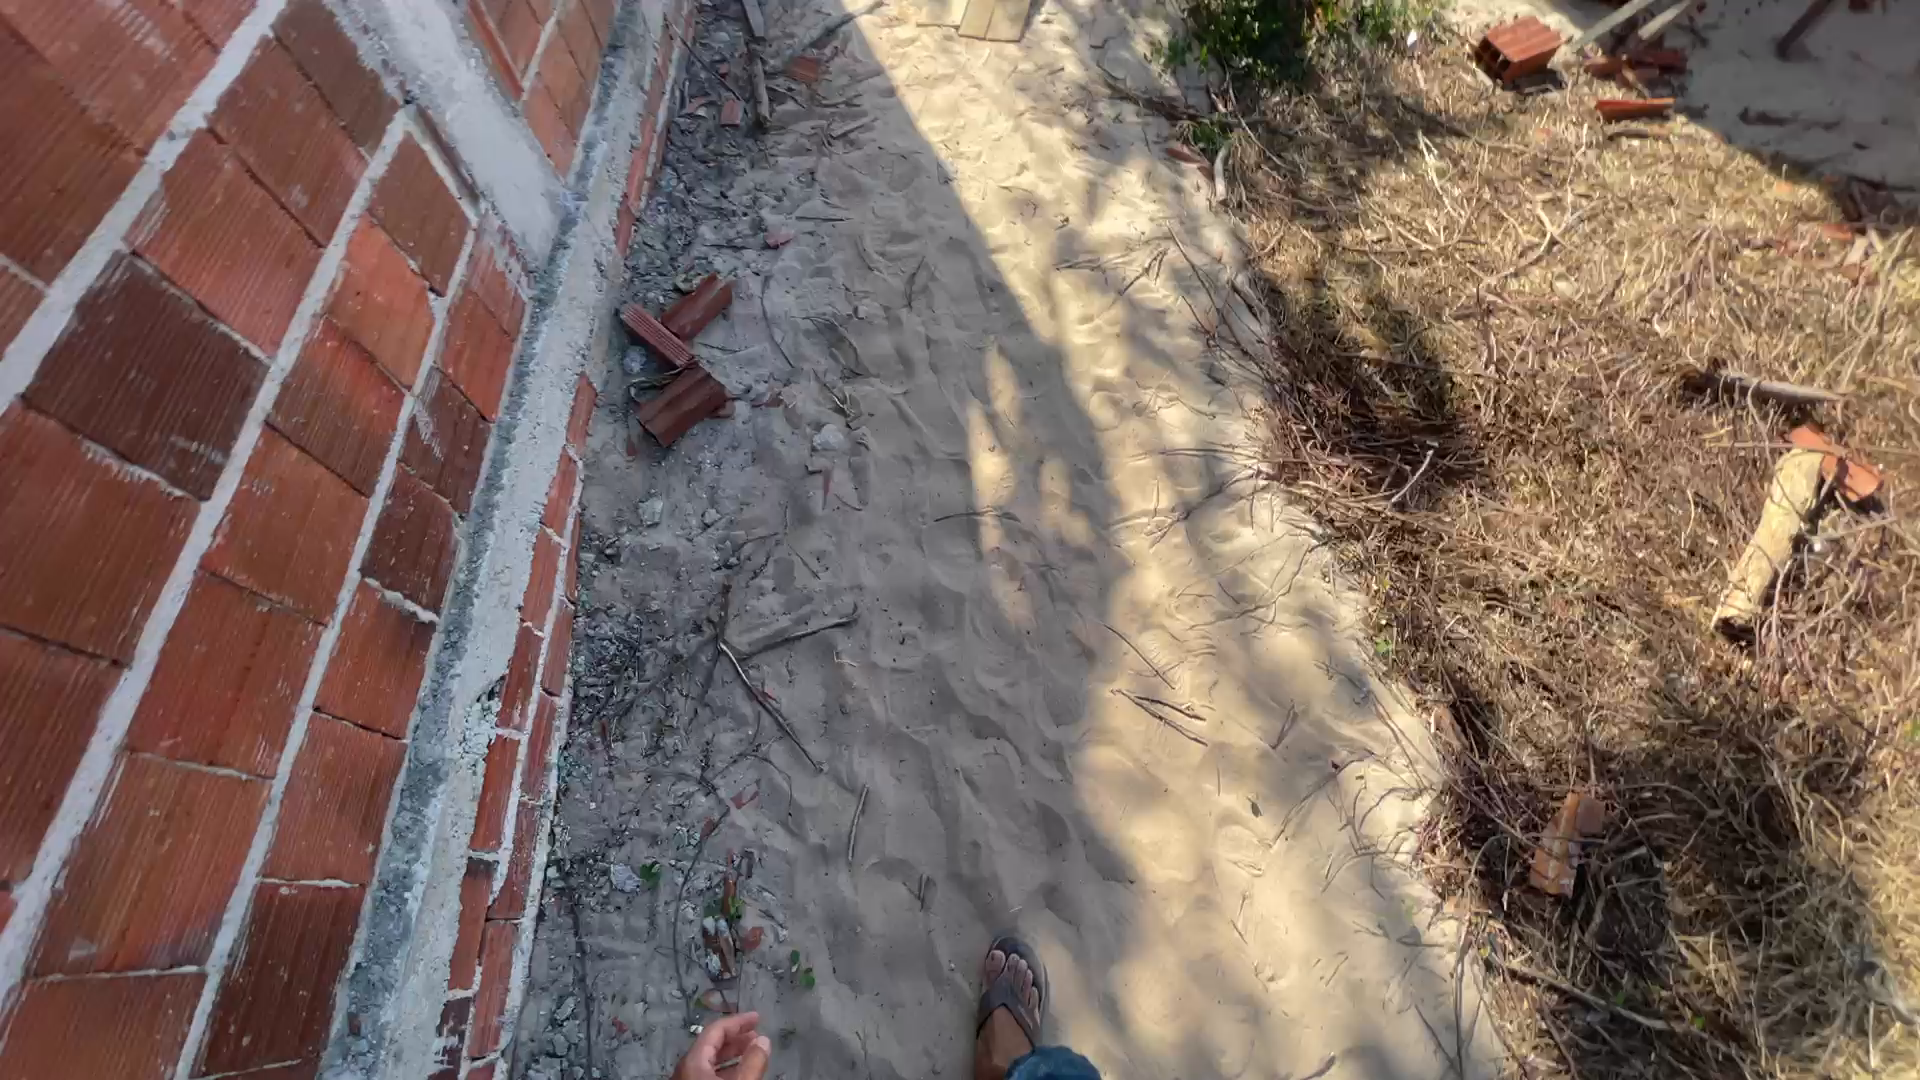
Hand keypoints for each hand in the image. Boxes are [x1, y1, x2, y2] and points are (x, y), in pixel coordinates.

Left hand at [670, 1011, 771, 1079]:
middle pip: (712, 1045)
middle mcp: (684, 1069)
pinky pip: (706, 1075)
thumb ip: (752, 1062)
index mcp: (693, 1061)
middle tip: (757, 1036)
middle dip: (736, 1038)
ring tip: (752, 1054)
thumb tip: (764, 1040)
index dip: (738, 1021)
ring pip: (709, 1063)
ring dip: (732, 1055)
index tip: (758, 1018)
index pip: (716, 1030)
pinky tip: (739, 1074)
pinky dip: (725, 1070)